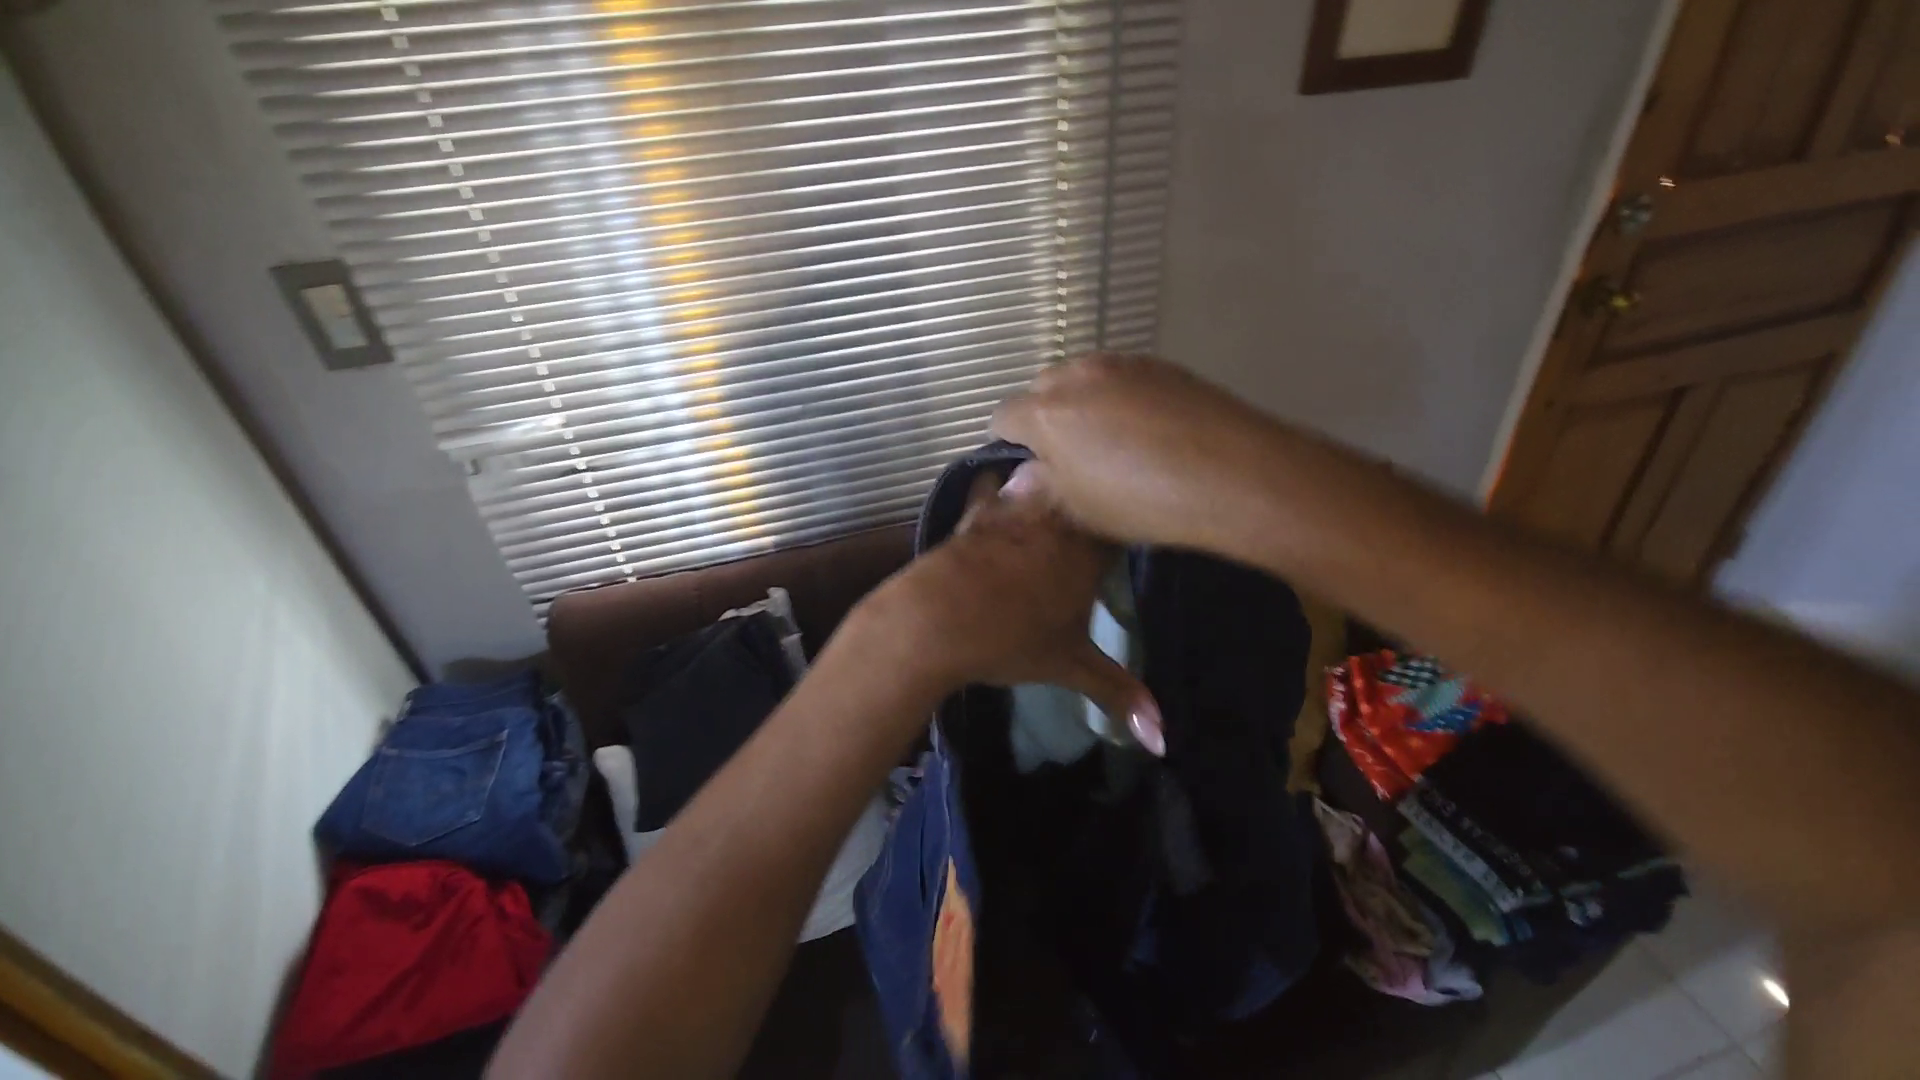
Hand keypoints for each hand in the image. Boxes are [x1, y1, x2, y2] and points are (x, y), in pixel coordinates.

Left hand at [849, 466, 1163, 753]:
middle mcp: (1058, 517)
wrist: (935, 619)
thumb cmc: (1011, 642)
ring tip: (1052, 497)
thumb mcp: (1069, 667)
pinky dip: (998, 488)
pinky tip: (996, 495)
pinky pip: (994, 485)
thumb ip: (1120, 693)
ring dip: (1048, 482)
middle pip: (1086, 489)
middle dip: (1092, 497)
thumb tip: (1163, 740)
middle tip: (1095, 511)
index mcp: (1091, 550)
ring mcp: (1015, 508)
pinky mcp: (977, 511)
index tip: (1134, 528)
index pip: (1125, 519)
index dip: (1130, 520)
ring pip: (1043, 476)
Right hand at [990, 354, 1286, 553]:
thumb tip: (1019, 480)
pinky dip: (1122, 400)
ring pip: (1084, 381)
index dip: (1010, 446)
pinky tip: (1151, 433)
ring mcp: (1123, 364)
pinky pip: (1123, 380)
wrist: (1235, 474)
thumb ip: (1041, 489)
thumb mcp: (1082, 511)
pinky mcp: (1162, 364)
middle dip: (1047, 420)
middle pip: (1042, 391)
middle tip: (1074, 461)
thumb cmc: (1144, 502)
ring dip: (1085, 406)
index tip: (1033, 473)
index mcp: (1046, 412)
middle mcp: (1078, 375)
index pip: (1003, 417)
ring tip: (1116, 446)